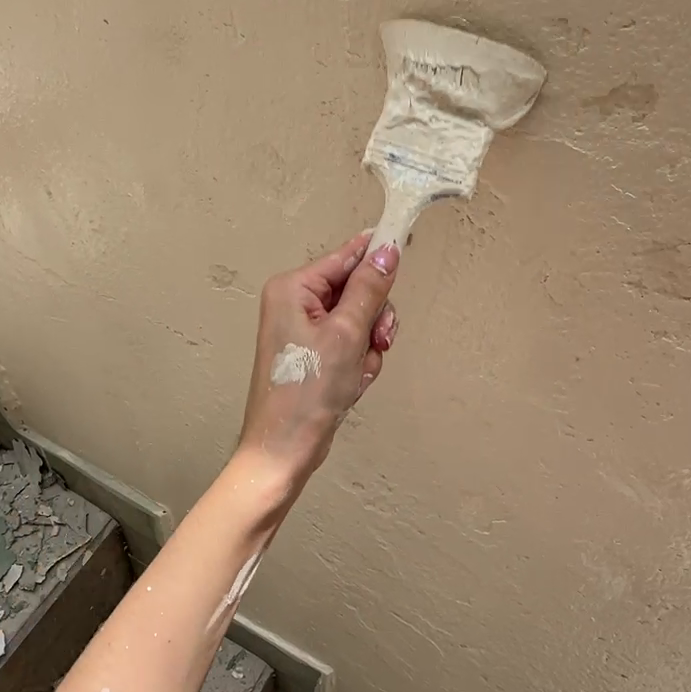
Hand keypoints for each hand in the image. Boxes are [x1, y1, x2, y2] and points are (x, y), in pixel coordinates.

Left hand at [238, 231, 400, 478]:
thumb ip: (369, 289)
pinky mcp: (315, 353)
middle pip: (357, 290)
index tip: (404, 244)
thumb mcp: (346, 334)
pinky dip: (361, 362)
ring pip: (361, 320)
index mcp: (293, 289)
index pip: (346, 257)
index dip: (376, 256)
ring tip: (357, 370)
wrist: (286, 448)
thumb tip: (387, 251)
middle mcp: (295, 303)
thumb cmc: (304, 393)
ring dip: (369, 346)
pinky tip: (351, 382)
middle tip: (377, 340)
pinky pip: (353, 343)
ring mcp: (305, 330)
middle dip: (373, 319)